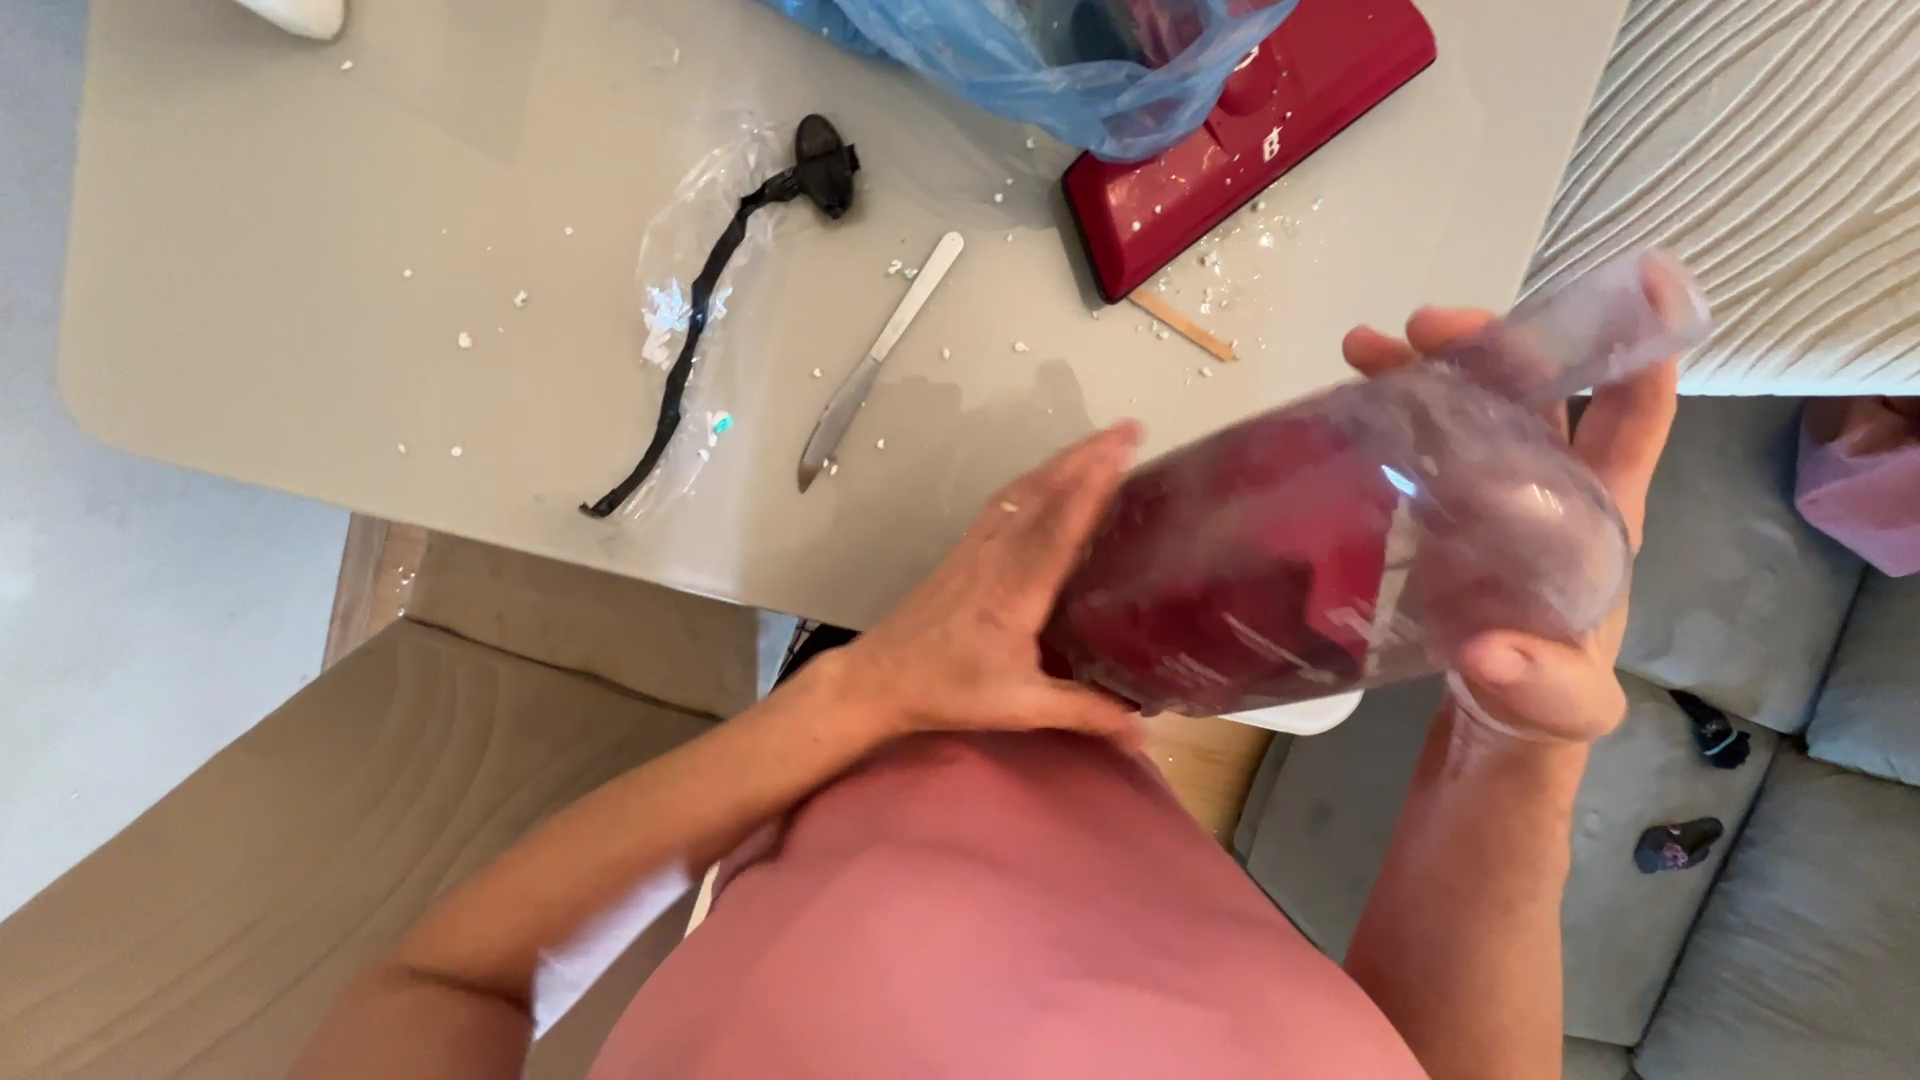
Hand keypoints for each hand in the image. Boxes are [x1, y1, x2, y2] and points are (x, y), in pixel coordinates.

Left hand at [827, 422, 1146, 747]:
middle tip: (1130, 430)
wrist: (880, 676)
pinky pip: (1003, 502)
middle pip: (1044, 492)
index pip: (1060, 525)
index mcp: (1017, 589)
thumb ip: (1083, 713)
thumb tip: (1145, 734)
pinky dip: (1034, 480)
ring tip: (1099, 443)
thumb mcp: (1019, 706)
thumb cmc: (948, 689)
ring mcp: (977, 547)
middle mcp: (997, 555)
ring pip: (1022, 491)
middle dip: (1087, 455)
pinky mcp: (963, 549)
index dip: (1093, 484)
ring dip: (1061, 461)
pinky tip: (1046, 477)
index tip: (1124, 450)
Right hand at [1344, 309, 1678, 743]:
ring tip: (1360, 349)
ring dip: (1416, 370)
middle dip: (1486, 345)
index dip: (1639, 344)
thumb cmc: (1543, 701)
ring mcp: (1476, 496)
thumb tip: (1489, 654)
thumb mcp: (1562, 703)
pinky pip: (1407, 449)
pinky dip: (1379, 417)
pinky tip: (1342, 404)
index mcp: (1596, 513)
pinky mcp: (1424, 514)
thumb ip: (1542, 685)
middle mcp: (1539, 487)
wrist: (1481, 716)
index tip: (1629, 281)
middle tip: (1421, 328)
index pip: (1631, 415)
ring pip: (1457, 408)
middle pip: (1527, 391)